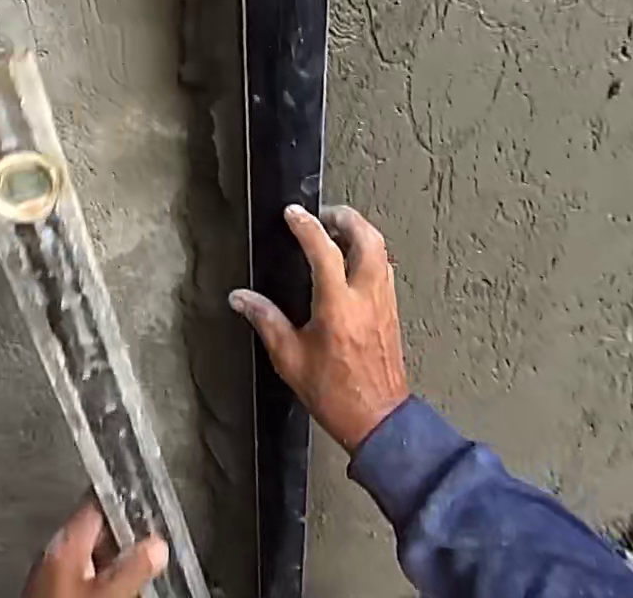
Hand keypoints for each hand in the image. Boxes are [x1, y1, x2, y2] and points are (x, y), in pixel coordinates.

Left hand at [23, 499, 167, 597]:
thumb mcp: (109, 595)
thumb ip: (135, 566)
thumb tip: (158, 546)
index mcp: (65, 542)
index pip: (98, 501)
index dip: (125, 498)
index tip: (149, 502)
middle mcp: (54, 554)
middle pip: (97, 530)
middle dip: (124, 537)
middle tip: (148, 544)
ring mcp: (50, 579)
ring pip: (90, 557)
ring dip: (114, 563)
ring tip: (136, 572)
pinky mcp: (51, 597)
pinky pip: (82, 579)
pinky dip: (100, 582)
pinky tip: (115, 591)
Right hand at [230, 204, 410, 452]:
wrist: (378, 418)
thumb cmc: (335, 393)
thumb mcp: (290, 359)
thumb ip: (266, 321)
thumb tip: (241, 298)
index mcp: (338, 307)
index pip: (324, 251)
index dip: (306, 226)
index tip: (293, 213)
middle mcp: (366, 296)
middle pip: (366, 236)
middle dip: (345, 216)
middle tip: (322, 214)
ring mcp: (384, 300)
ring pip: (380, 248)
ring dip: (360, 231)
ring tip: (336, 231)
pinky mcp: (392, 307)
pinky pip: (384, 265)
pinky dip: (370, 250)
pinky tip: (353, 259)